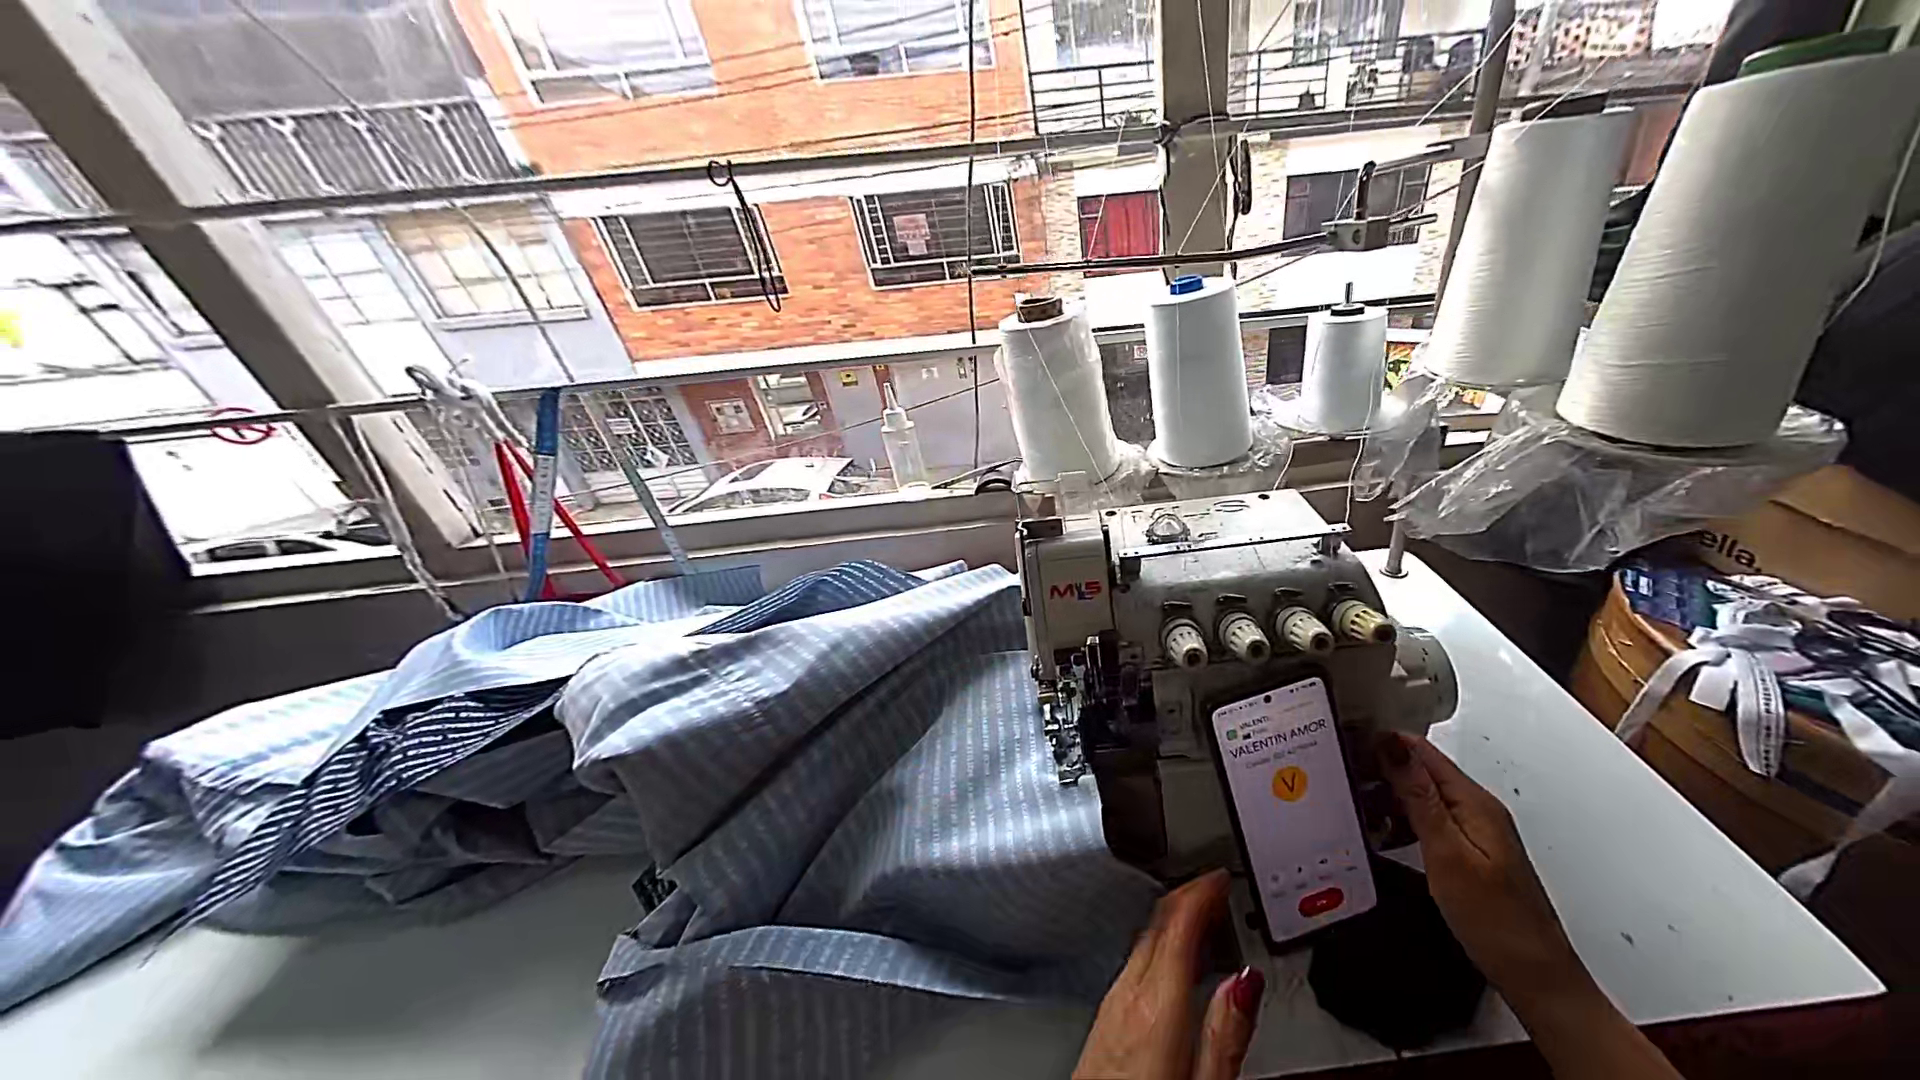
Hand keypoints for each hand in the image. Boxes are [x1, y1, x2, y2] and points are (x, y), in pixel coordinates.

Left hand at [1074, 870, 1264, 1079]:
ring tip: (1200, 914)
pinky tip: (1170, 953)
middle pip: (1157, 924)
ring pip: (1144, 938)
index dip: (1199, 892)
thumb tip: (1245, 980)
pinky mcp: (1105, 1014)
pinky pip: (1133, 959)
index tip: (1217, 876)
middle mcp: (1128, 993)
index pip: (1177, 925)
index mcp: (1157, 1005)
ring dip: (1171, 917)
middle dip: (1187, 897)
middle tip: (1215, 888)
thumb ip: (1227, 1030)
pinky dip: (1157, 942)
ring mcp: (1112, 1001)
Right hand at [1375, 733, 1683, 1079]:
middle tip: (1341, 771)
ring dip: (1387, 792)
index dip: (1383, 741)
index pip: (1422, 751)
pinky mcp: (1467, 851)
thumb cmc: (1497, 921)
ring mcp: (1473, 831)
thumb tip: (1396, 747)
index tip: (1347, 738)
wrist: (1536, 978)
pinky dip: (1399, 818)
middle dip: (1380, 765)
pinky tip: (1381, 830)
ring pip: (1420, 794)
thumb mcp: (1447, 853)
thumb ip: (1419, 797)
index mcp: (1474, 803)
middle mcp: (1476, 810)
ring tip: (1353, 799)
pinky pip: (1426, 819)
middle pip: (1420, 770)